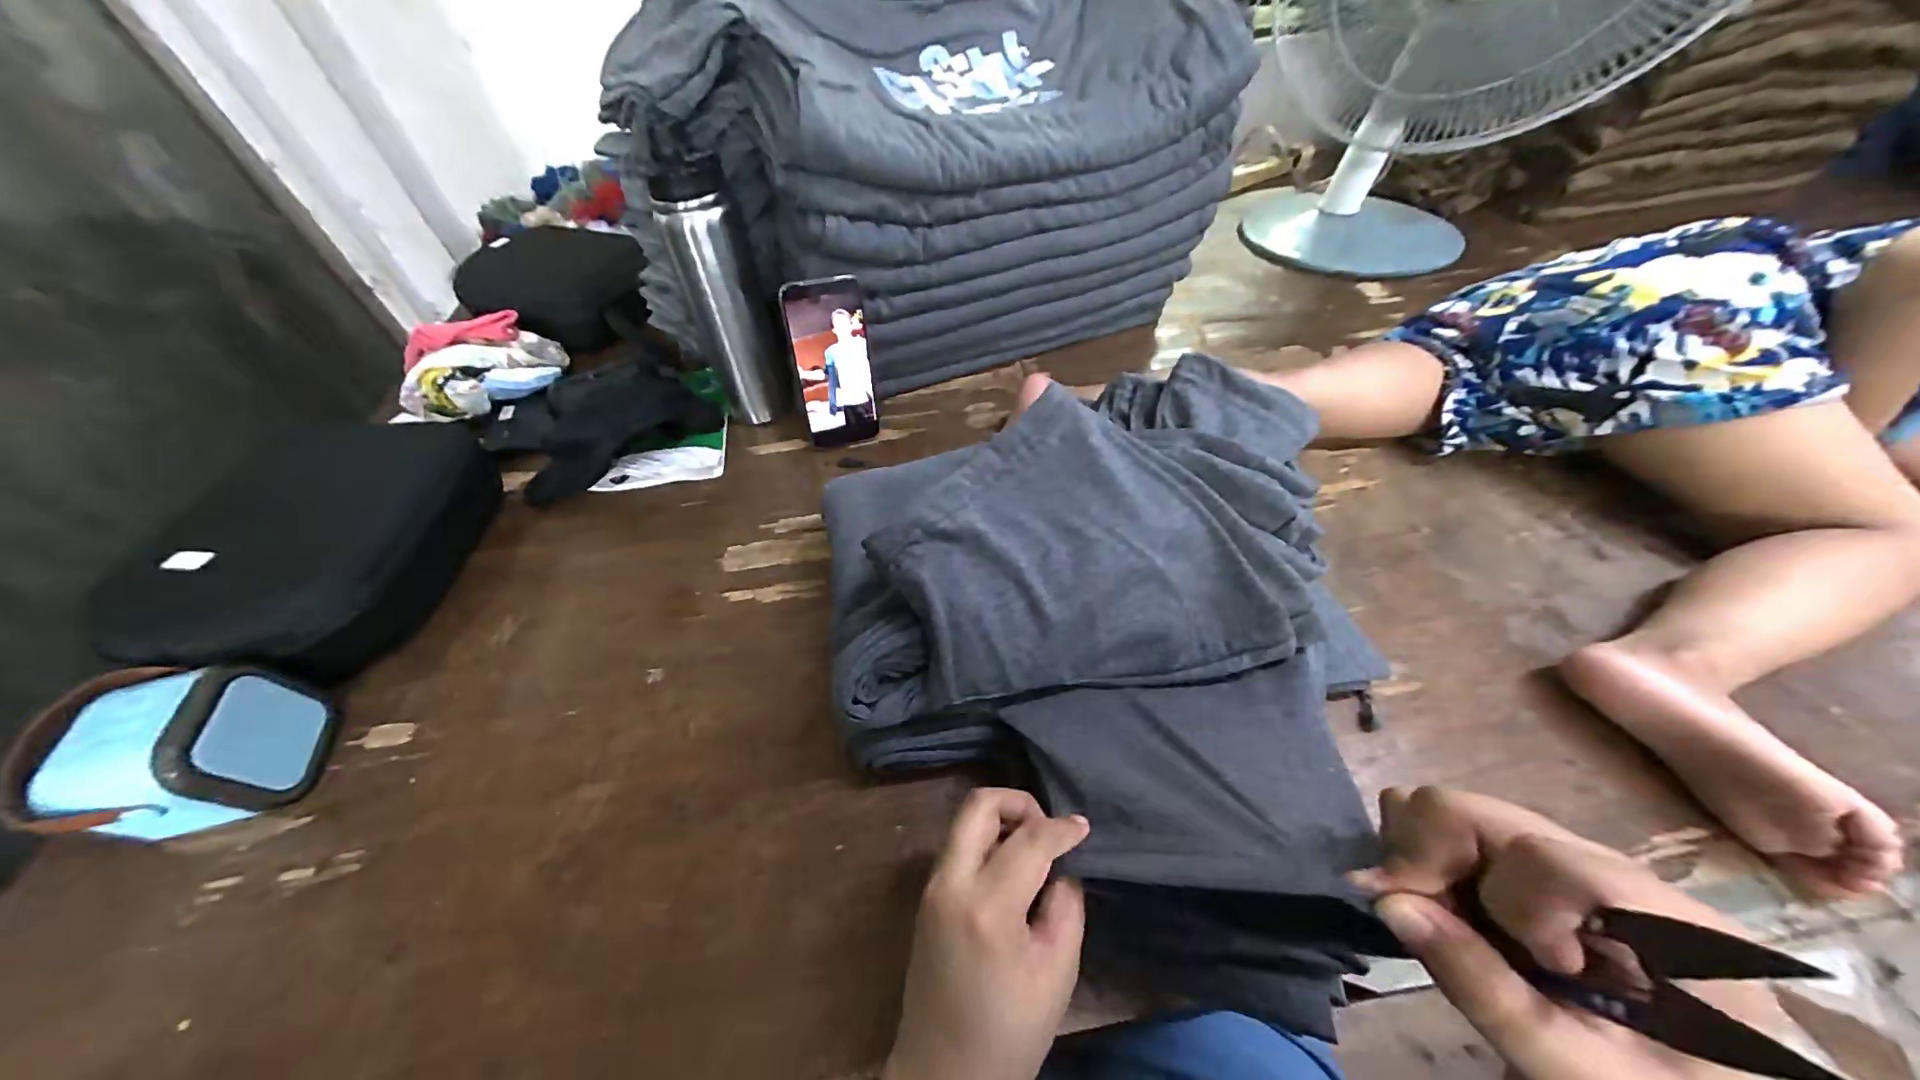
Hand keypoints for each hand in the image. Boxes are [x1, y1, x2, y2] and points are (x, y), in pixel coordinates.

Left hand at [884, 788, 1089, 1079]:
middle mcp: (950, 884)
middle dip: (1018, 802)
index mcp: (987, 907)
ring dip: (1001, 821)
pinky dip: (987, 841)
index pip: (1029, 840)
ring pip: (964, 822)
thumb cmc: (1010, 1030)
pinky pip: (958, 846)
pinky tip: (1011, 869)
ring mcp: (931, 888)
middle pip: (978, 805)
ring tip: (1034, 849)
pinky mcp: (926, 897)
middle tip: (1048, 827)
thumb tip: (1060, 868)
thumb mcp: (1057, 972)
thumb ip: (1065, 907)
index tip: (1084, 827)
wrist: (944, 1071)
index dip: (1061, 828)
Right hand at [1357, 788, 1798, 1079]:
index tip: (1506, 967)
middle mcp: (1604, 862)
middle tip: (1429, 925)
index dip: (1501, 903)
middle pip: (1472, 809)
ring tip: (1447, 926)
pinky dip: (1430, 864)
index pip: (1543, 858)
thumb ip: (1487, 990)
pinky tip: (1455, 917)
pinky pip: (1455, 830)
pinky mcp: (1536, 863)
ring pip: (1452, 810)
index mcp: (1658, 916)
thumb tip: (1386, 902)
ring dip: (1422, 861)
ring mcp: (1565, 856)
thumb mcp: (1580, 1068)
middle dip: (1425, 861)